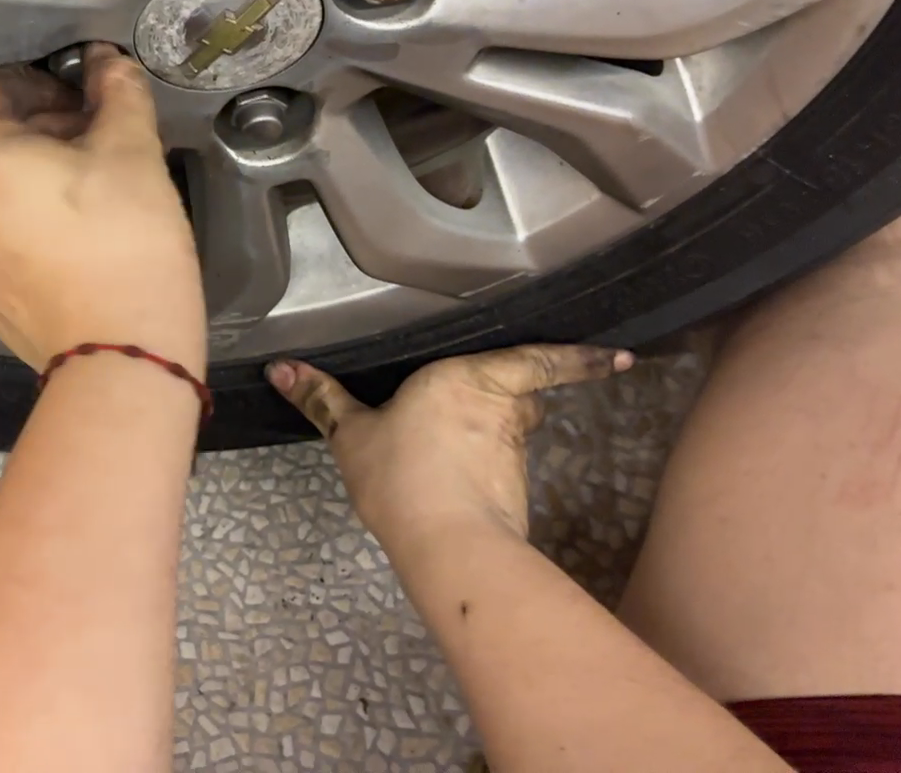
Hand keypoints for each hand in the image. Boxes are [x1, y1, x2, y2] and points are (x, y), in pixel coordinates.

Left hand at [0, 44, 205, 370]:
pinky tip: (70, 229)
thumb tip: (108, 62)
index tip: (80, 98)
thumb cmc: (124, 246)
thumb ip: (117, 91)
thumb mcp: (131, 153)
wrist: (119, 353)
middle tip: (93, 138)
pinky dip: (20, 215)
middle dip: (38, 127)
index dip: (37, 82)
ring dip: (30, 171)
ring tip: (87, 184)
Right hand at [266, 346, 633, 547]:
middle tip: (499, 390)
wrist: (447, 542)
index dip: (580, 358)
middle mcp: (498, 408)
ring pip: (515, 428)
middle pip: (524, 393)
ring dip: (499, 428)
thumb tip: (278, 366)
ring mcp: (511, 452)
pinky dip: (489, 461)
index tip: (622, 357)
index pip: (536, 360)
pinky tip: (459, 473)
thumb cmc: (399, 471)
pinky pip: (502, 460)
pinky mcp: (512, 488)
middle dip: (518, 392)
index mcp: (466, 379)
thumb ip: (320, 398)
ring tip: (468, 434)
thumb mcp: (348, 432)